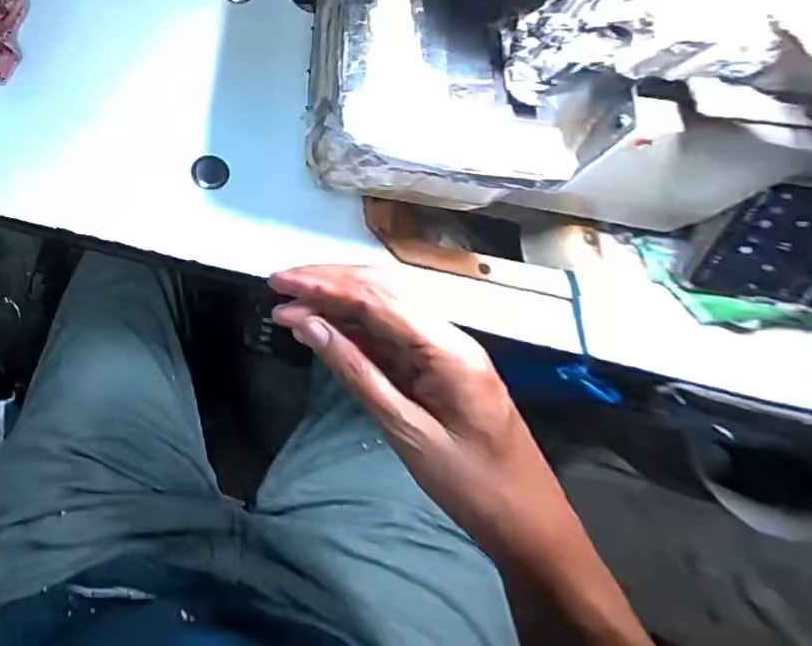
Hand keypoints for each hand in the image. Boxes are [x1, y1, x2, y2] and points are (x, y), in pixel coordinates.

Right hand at [272, 266, 651, 645]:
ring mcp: (443, 349)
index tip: (278, 282)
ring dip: (335, 298)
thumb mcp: (406, 430)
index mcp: (446, 349)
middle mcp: (446, 336)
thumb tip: (305, 323)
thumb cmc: (473, 486)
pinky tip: (322, 326)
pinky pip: (387, 331)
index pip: (373, 298)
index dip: (320, 285)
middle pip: (378, 288)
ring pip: (382, 304)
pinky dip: (351, 322)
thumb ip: (354, 370)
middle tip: (278, 287)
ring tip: (290, 304)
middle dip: (325, 281)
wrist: (534, 531)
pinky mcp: (436, 364)